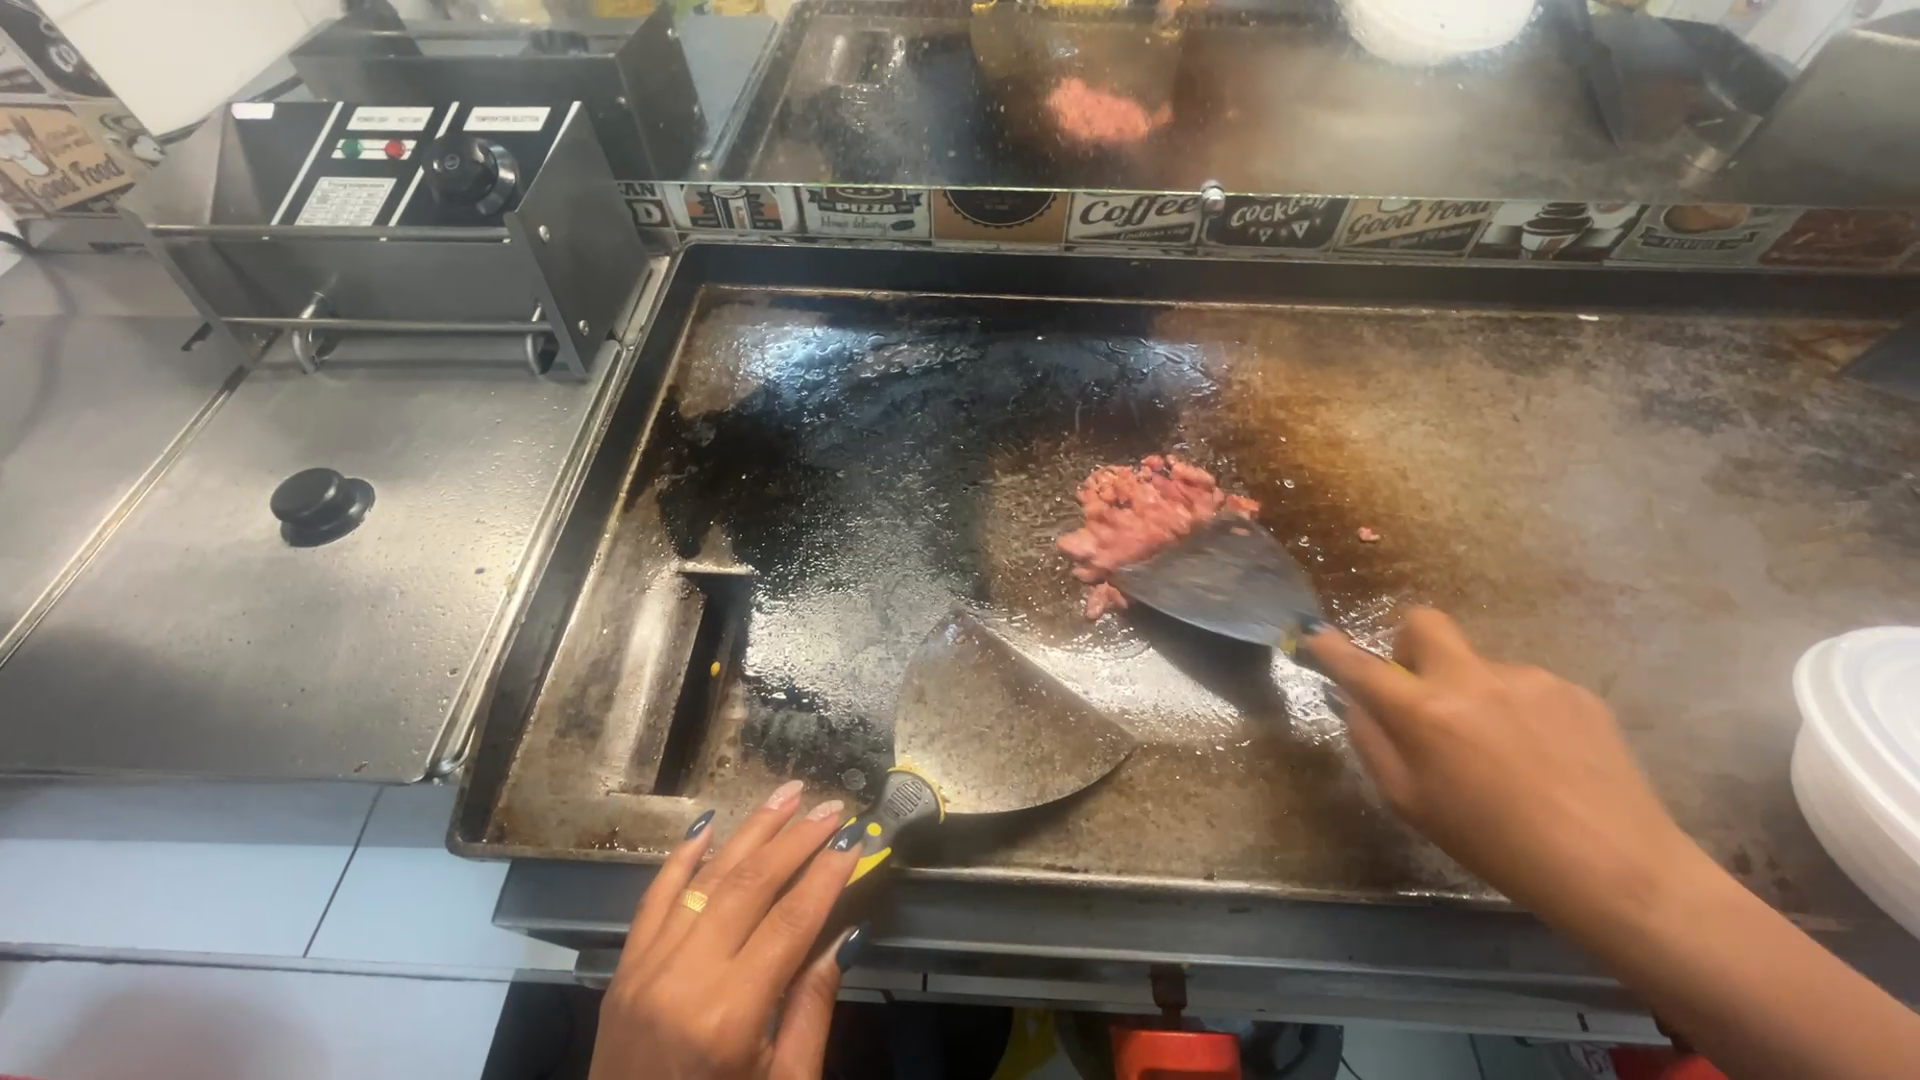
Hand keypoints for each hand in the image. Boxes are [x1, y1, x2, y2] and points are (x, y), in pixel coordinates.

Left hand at [590, 781, 865, 1079]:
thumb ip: (813, 1007)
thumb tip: (848, 934)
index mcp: (730, 1015)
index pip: (792, 920)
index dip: (828, 873)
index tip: (857, 838)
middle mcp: (683, 979)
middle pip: (750, 885)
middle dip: (796, 839)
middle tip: (832, 806)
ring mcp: (646, 969)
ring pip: (705, 878)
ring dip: (750, 831)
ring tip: (787, 795)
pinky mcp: (624, 970)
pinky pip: (654, 898)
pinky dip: (682, 856)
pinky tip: (708, 823)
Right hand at [1301, 608, 1708, 934]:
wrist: (1615, 867)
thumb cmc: (1493, 844)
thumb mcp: (1410, 803)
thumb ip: (1373, 742)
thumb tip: (1358, 702)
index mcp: (1424, 712)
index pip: (1360, 666)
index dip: (1331, 648)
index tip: (1317, 635)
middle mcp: (1472, 680)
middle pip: (1424, 623)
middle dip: (1409, 645)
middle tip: (1422, 692)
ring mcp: (1528, 679)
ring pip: (1478, 666)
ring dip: (1472, 694)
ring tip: (1501, 754)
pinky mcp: (1574, 690)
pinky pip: (1524, 687)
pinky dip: (1517, 711)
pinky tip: (1540, 757)